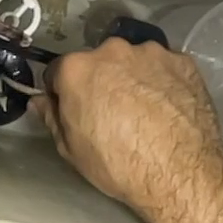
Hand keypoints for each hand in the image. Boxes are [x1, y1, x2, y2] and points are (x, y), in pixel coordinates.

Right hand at [32, 39, 222, 222]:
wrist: (180, 173)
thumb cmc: (118, 164)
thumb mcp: (72, 149)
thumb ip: (52, 117)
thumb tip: (39, 101)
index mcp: (77, 69)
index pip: (58, 71)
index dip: (62, 92)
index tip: (73, 109)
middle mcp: (112, 50)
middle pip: (98, 62)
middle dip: (100, 81)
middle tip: (111, 112)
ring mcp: (151, 52)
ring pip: (133, 61)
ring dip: (133, 78)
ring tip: (145, 111)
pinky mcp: (183, 61)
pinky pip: (164, 67)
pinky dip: (162, 81)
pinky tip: (168, 108)